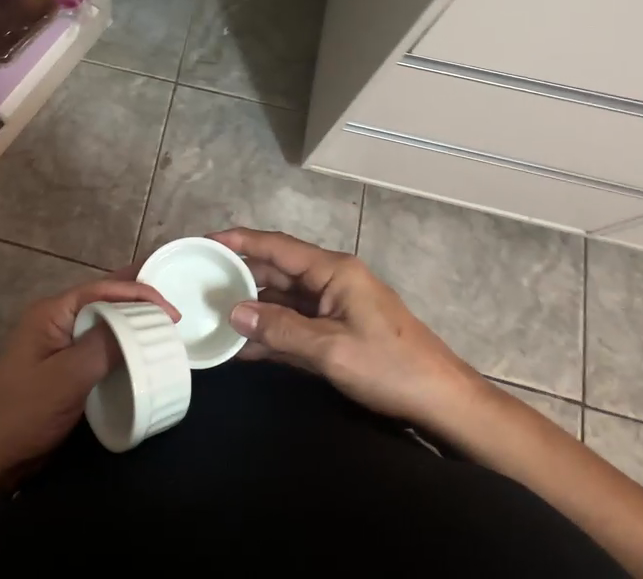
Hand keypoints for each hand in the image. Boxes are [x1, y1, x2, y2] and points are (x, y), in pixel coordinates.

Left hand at [0, 276, 178, 482]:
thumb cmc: (24, 412)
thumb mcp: (67, 377)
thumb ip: (102, 346)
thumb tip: (135, 322)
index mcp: (51, 312)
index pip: (101, 289)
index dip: (139, 294)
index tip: (173, 312)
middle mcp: (55, 322)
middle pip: (103, 301)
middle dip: (138, 303)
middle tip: (175, 317)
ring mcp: (58, 346)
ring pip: (102, 325)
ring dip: (131, 326)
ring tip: (165, 333)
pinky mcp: (63, 370)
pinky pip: (98, 349)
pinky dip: (121, 348)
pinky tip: (141, 357)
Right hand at [209, 228, 484, 429]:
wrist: (443, 401)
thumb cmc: (390, 367)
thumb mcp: (330, 349)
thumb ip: (279, 329)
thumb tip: (234, 312)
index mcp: (334, 271)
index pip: (277, 246)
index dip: (239, 241)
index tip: (205, 240)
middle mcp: (332, 281)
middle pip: (277, 271)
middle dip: (240, 274)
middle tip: (199, 281)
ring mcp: (335, 307)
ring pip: (283, 299)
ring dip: (252, 307)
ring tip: (211, 313)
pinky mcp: (338, 332)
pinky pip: (295, 324)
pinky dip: (270, 332)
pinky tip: (242, 346)